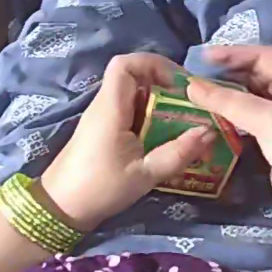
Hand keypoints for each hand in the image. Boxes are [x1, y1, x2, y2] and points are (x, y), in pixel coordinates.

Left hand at [40, 54, 214, 230]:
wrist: (61, 207)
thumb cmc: (100, 188)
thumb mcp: (145, 174)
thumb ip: (178, 152)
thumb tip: (210, 132)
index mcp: (111, 108)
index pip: (126, 64)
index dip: (154, 64)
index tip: (180, 84)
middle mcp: (104, 105)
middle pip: (132, 75)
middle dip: (164, 82)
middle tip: (189, 102)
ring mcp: (102, 117)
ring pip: (132, 93)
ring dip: (158, 100)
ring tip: (184, 118)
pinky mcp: (103, 130)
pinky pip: (128, 109)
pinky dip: (149, 114)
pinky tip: (165, 134)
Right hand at [183, 45, 271, 218]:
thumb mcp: (269, 121)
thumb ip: (230, 102)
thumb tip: (192, 85)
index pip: (265, 56)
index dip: (235, 53)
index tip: (204, 57)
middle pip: (257, 74)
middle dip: (228, 73)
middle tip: (197, 77)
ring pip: (251, 97)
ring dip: (227, 94)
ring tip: (200, 95)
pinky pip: (249, 119)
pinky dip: (231, 115)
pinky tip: (212, 118)